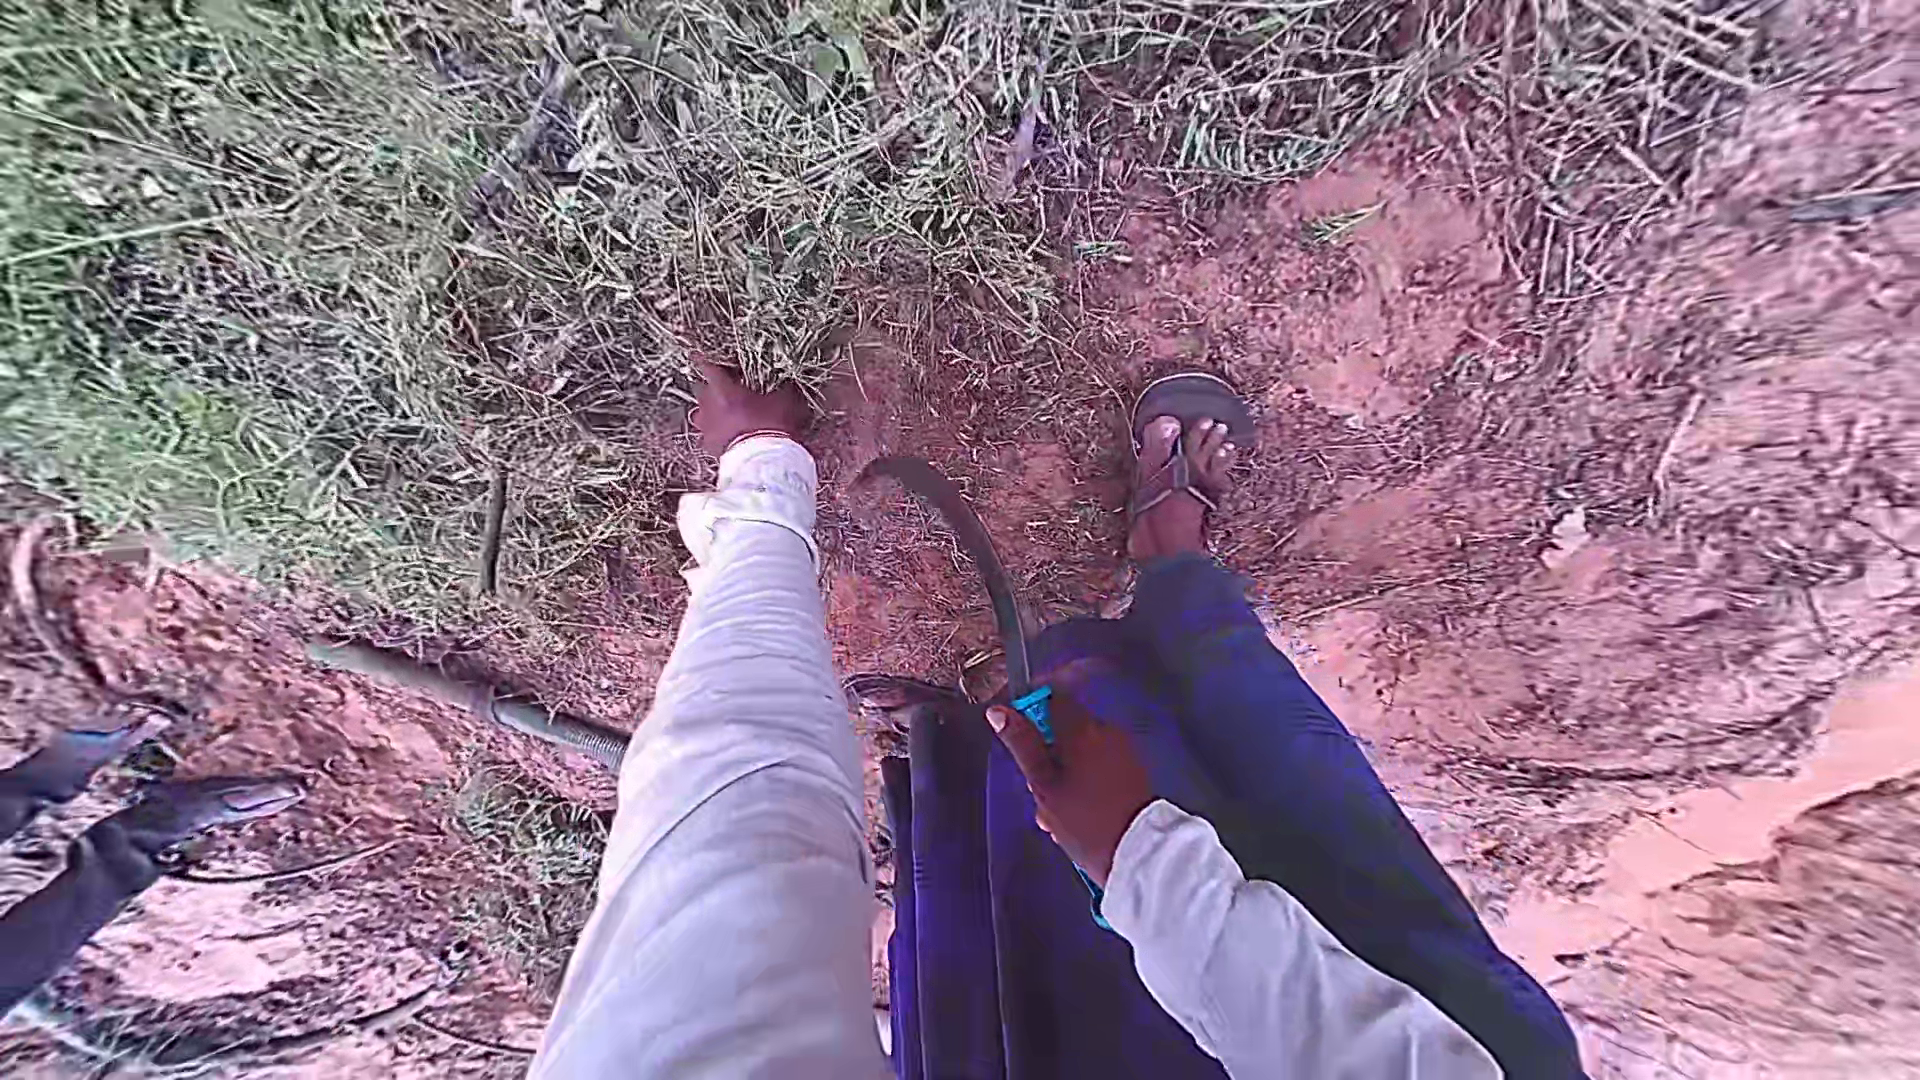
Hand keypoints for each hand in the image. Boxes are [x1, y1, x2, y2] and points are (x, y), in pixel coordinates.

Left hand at [690, 361, 807, 458]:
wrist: (763, 463)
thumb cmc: (770, 427)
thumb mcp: (785, 402)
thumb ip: (784, 389)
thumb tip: (789, 383)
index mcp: (722, 388)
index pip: (706, 364)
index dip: (706, 358)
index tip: (704, 354)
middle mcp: (707, 406)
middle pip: (704, 390)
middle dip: (716, 389)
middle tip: (734, 391)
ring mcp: (705, 428)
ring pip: (704, 414)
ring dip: (715, 413)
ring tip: (732, 416)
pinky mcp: (709, 448)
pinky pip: (711, 436)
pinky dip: (720, 434)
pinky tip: (734, 436)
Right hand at [985, 672, 1152, 886]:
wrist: (1141, 856)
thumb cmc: (1085, 820)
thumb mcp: (1043, 783)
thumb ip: (1022, 743)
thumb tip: (998, 711)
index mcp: (1082, 727)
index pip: (1052, 696)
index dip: (1031, 711)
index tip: (1021, 738)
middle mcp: (1105, 730)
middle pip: (1065, 727)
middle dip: (1047, 753)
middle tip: (1038, 789)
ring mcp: (1123, 750)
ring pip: (1081, 750)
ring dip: (1064, 773)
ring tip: (1056, 813)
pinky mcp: (1133, 772)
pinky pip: (1099, 765)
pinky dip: (1085, 781)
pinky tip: (1078, 814)